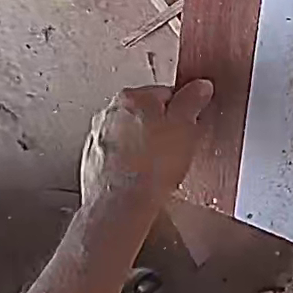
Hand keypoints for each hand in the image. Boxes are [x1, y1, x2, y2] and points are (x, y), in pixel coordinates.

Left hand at [79, 80, 213, 208]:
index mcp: (132, 97)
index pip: (166, 93)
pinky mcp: (93, 161)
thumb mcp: (185, 127)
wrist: (120, 206)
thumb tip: (199, 87)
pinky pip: (119, 156)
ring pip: (131, 135)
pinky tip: (142, 178)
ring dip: (145, 147)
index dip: (184, 112)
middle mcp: (110, 112)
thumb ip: (192, 101)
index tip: (190, 126)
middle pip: (146, 113)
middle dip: (163, 129)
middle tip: (177, 149)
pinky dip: (130, 164)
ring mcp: (98, 137)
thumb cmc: (150, 168)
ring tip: (160, 168)